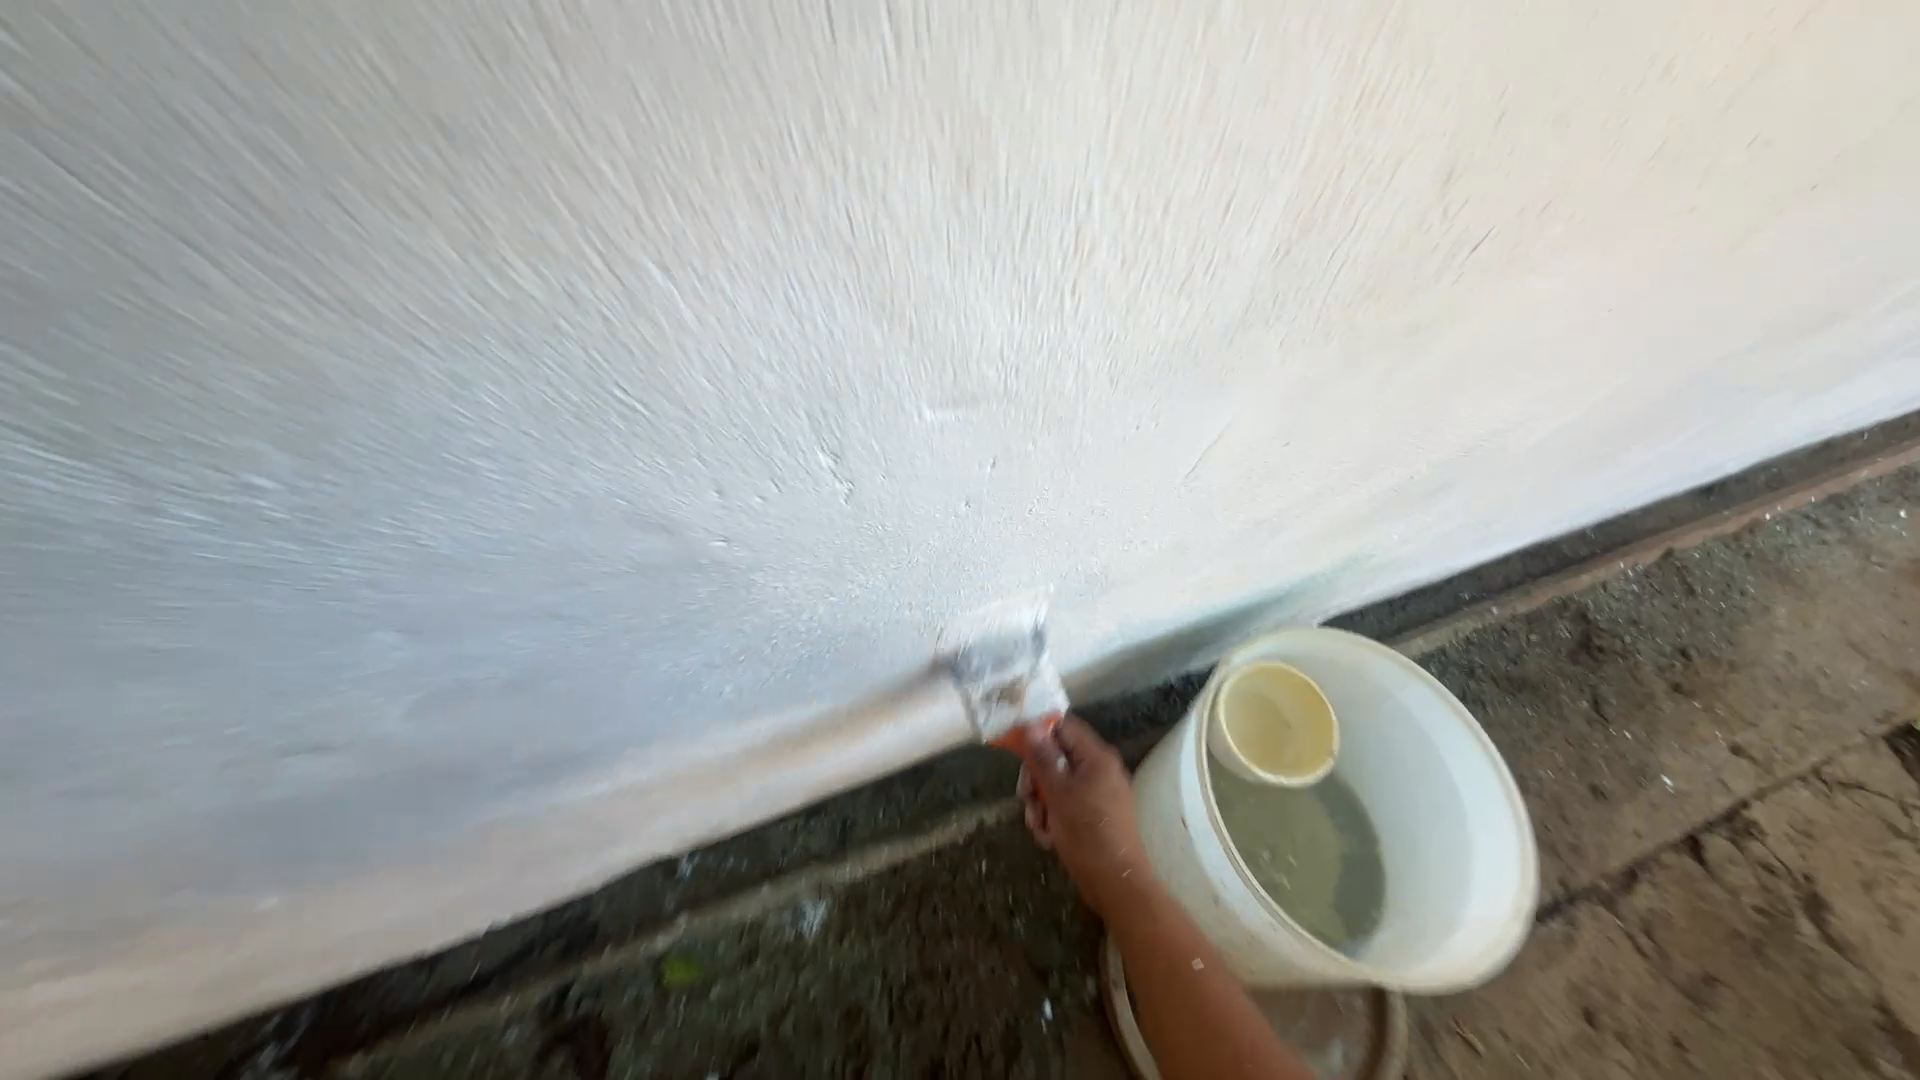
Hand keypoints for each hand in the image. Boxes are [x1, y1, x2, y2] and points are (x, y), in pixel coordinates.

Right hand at [1017, 714, 1150, 916]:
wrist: (1115, 883)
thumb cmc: (1087, 834)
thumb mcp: (1058, 793)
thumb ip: (1044, 758)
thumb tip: (1032, 725)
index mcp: (1096, 757)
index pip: (1064, 727)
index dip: (1039, 732)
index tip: (1016, 747)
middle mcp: (1099, 770)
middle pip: (1056, 758)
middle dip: (1036, 780)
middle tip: (1026, 798)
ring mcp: (1097, 793)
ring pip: (1056, 785)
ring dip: (1041, 804)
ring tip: (1040, 827)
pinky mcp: (1093, 815)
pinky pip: (1065, 805)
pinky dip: (1053, 819)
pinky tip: (1049, 838)